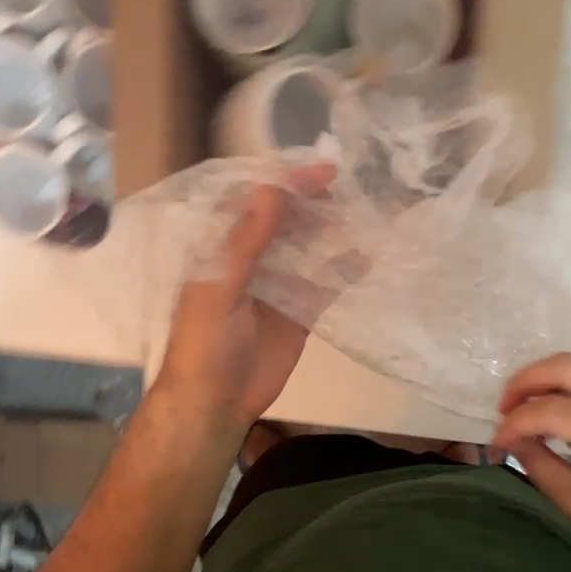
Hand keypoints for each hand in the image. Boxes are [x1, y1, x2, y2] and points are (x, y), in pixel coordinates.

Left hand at [154, 164, 336, 434]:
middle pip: (286, 220)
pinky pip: (325, 286)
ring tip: (363, 213)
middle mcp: (252, 260)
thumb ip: (245, 241)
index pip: (255, 201)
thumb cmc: (204, 343)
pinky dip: (344, 271)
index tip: (322, 170)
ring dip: (332, 232)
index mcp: (222, 248)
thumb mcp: (218, 288)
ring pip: (308, 249)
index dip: (286, 181)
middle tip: (349, 187)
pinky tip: (367, 257)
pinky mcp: (298, 314)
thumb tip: (272, 190)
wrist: (215, 401)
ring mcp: (278, 286)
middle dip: (314, 202)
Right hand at [492, 353, 570, 560]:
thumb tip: (511, 439)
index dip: (514, 423)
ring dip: (545, 380)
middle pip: (564, 366)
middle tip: (503, 408)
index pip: (548, 409)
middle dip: (524, 382)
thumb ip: (538, 465)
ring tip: (523, 409)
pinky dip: (566, 386)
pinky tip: (552, 411)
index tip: (497, 444)